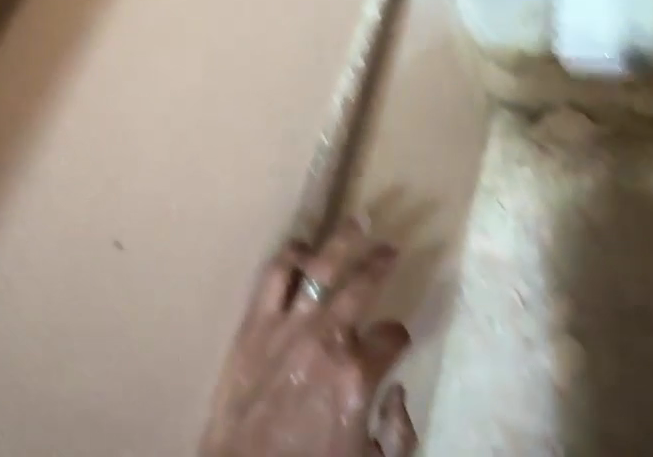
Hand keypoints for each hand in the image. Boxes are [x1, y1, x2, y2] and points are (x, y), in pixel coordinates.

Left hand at [200, 220, 417, 456]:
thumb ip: (397, 431)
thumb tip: (397, 394)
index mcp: (357, 375)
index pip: (392, 336)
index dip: (398, 337)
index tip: (394, 339)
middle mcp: (326, 339)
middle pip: (362, 286)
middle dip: (381, 262)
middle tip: (391, 247)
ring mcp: (288, 327)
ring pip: (321, 267)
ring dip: (343, 241)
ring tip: (357, 221)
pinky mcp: (254, 325)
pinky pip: (273, 277)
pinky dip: (289, 256)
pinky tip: (300, 247)